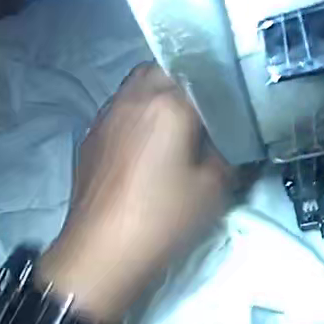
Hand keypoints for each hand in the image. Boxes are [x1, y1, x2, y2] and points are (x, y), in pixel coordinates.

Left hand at [40, 63, 235, 322]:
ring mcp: (106, 115)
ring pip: (136, 86)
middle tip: (203, 114)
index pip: (202, 76)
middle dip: (185, 84)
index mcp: (168, 104)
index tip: (232, 108)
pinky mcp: (91, 136)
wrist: (102, 252)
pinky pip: (119, 109)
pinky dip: (136, 115)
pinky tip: (146, 146)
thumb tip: (233, 139)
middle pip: (164, 71)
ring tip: (174, 127)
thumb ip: (229, 154)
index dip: (220, 89)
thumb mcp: (214, 189)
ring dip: (157, 96)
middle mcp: (133, 97)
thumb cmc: (163, 218)